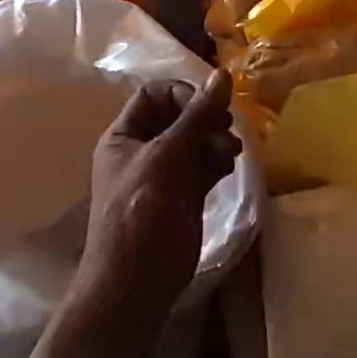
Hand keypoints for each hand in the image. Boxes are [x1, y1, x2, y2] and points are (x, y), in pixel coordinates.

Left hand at [82, 70, 240, 313]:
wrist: (137, 283)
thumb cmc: (140, 214)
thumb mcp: (166, 157)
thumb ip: (196, 116)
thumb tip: (223, 74)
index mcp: (125, 136)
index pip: (155, 95)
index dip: (183, 94)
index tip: (207, 108)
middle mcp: (144, 150)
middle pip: (180, 116)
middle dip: (205, 118)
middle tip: (226, 130)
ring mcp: (166, 173)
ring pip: (196, 140)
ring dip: (217, 139)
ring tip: (231, 153)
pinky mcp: (185, 194)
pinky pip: (205, 164)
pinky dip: (219, 160)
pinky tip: (229, 165)